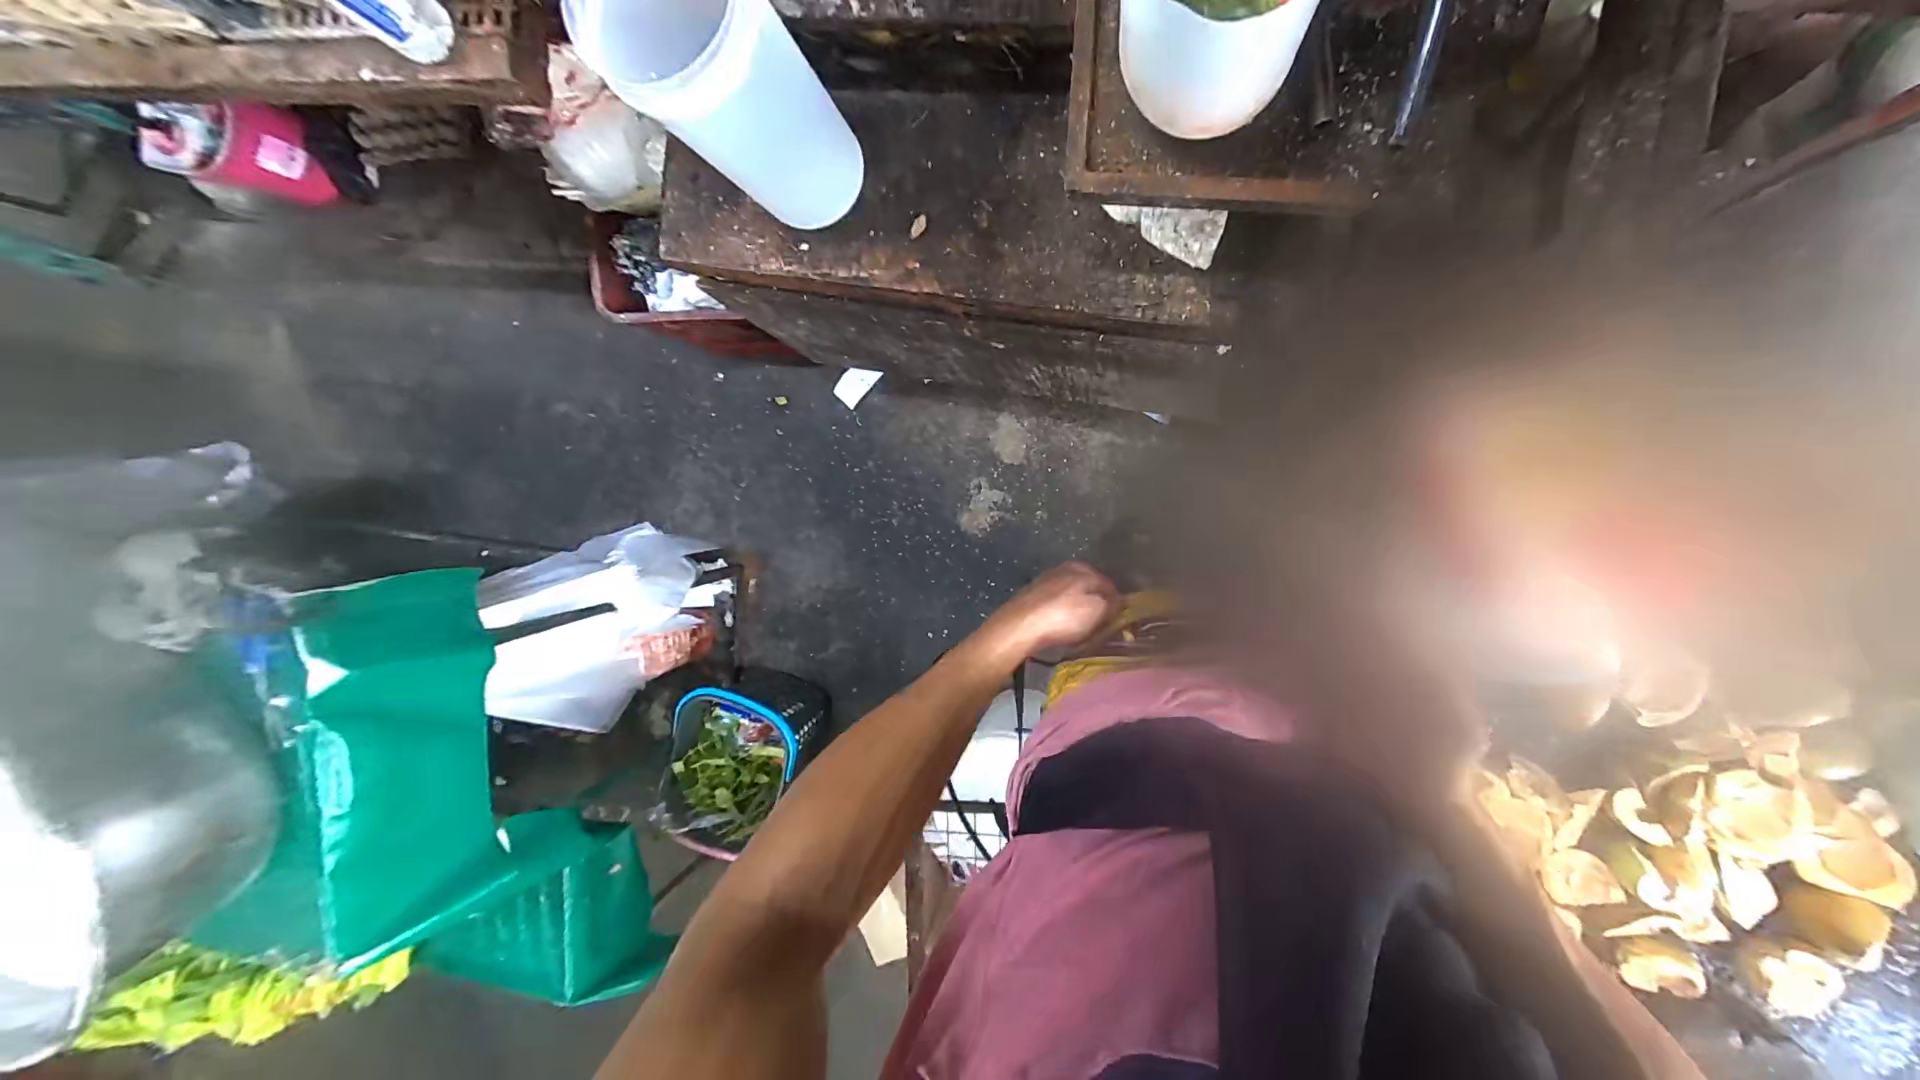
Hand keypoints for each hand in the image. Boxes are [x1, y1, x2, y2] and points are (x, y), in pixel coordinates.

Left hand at [975, 562, 1121, 666]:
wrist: (1019, 627)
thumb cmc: (1064, 616)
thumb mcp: (1098, 609)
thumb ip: (1112, 603)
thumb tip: (1117, 602)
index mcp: (1083, 567)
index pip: (1109, 584)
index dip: (1116, 604)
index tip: (1116, 622)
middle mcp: (1064, 569)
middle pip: (1089, 590)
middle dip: (1095, 608)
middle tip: (1099, 629)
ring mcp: (1045, 582)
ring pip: (1072, 598)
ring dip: (1077, 614)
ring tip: (1079, 633)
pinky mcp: (1031, 597)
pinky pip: (1056, 607)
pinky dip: (1061, 617)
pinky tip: (1059, 630)